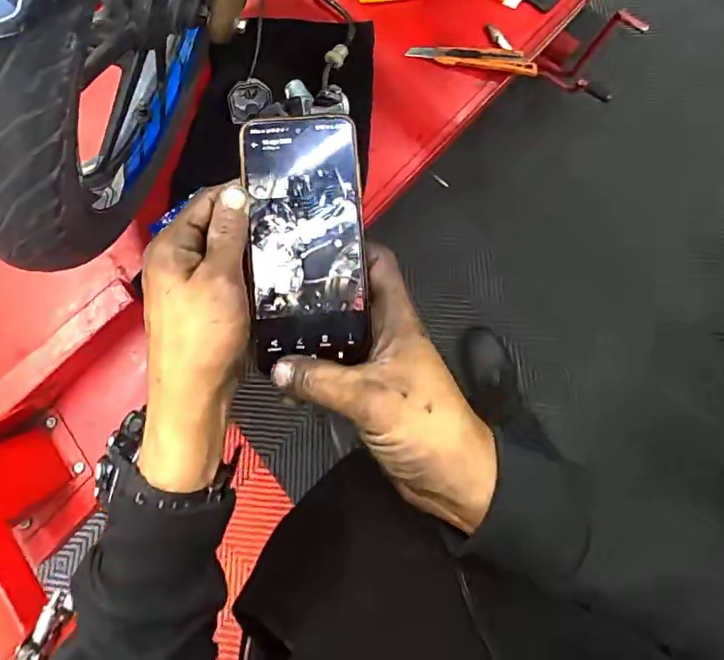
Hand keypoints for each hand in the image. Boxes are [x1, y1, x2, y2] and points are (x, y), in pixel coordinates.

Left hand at [135, 184, 251, 491]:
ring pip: (220, 249)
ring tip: (281, 238)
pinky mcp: (200, 301)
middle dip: (244, 219)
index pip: (204, 201)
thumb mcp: (220, 277)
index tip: (270, 190)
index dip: (236, 194)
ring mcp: (185, 281)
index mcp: (169, 246)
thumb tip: (235, 194)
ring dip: (246, 244)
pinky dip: (243, 267)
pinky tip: (268, 268)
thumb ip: (228, 233)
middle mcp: (172, 259)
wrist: (194, 397)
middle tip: (282, 216)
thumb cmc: (203, 338)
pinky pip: (223, 272)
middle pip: (212, 224)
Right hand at [271, 245, 496, 532]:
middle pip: (350, 298)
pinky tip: (284, 379)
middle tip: (276, 285)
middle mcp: (385, 334)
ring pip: (337, 336)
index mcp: (397, 319)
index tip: (314, 242)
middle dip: (317, 290)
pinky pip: (332, 372)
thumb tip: (276, 367)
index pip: (380, 265)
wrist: (453, 482)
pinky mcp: (365, 392)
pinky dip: (310, 372)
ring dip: (309, 335)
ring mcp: (374, 363)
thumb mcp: (371, 397)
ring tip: (270, 328)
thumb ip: (322, 381)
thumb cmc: (424, 424)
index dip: (353, 247)